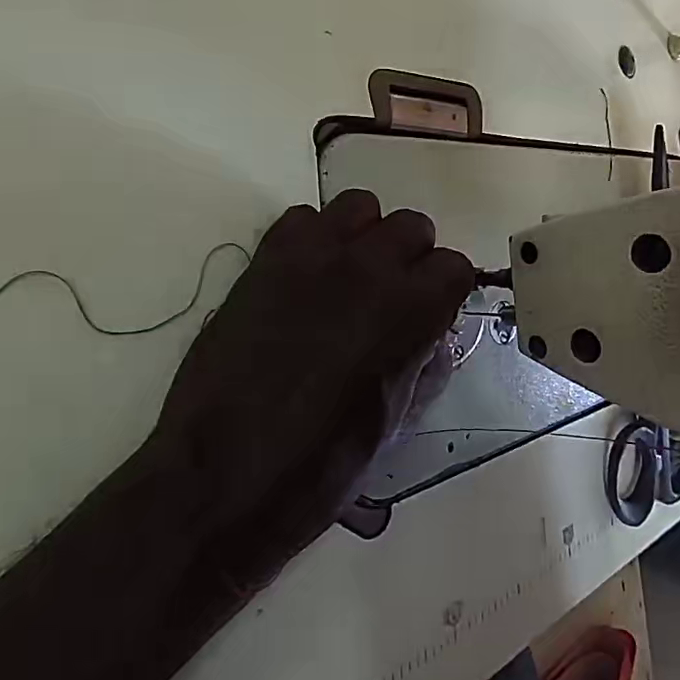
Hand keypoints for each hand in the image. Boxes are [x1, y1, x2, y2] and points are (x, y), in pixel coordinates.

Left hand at [149, 190, 472, 586]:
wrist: (225, 472)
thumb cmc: (322, 466)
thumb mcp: (393, 422)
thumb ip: (421, 366)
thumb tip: (430, 338)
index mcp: (410, 311)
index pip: (453, 267)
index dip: (445, 293)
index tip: (431, 315)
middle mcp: (367, 268)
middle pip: (410, 226)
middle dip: (410, 258)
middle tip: (390, 298)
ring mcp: (310, 257)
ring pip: (357, 207)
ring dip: (363, 236)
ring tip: (347, 278)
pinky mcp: (263, 260)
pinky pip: (300, 219)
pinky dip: (312, 239)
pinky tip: (302, 281)